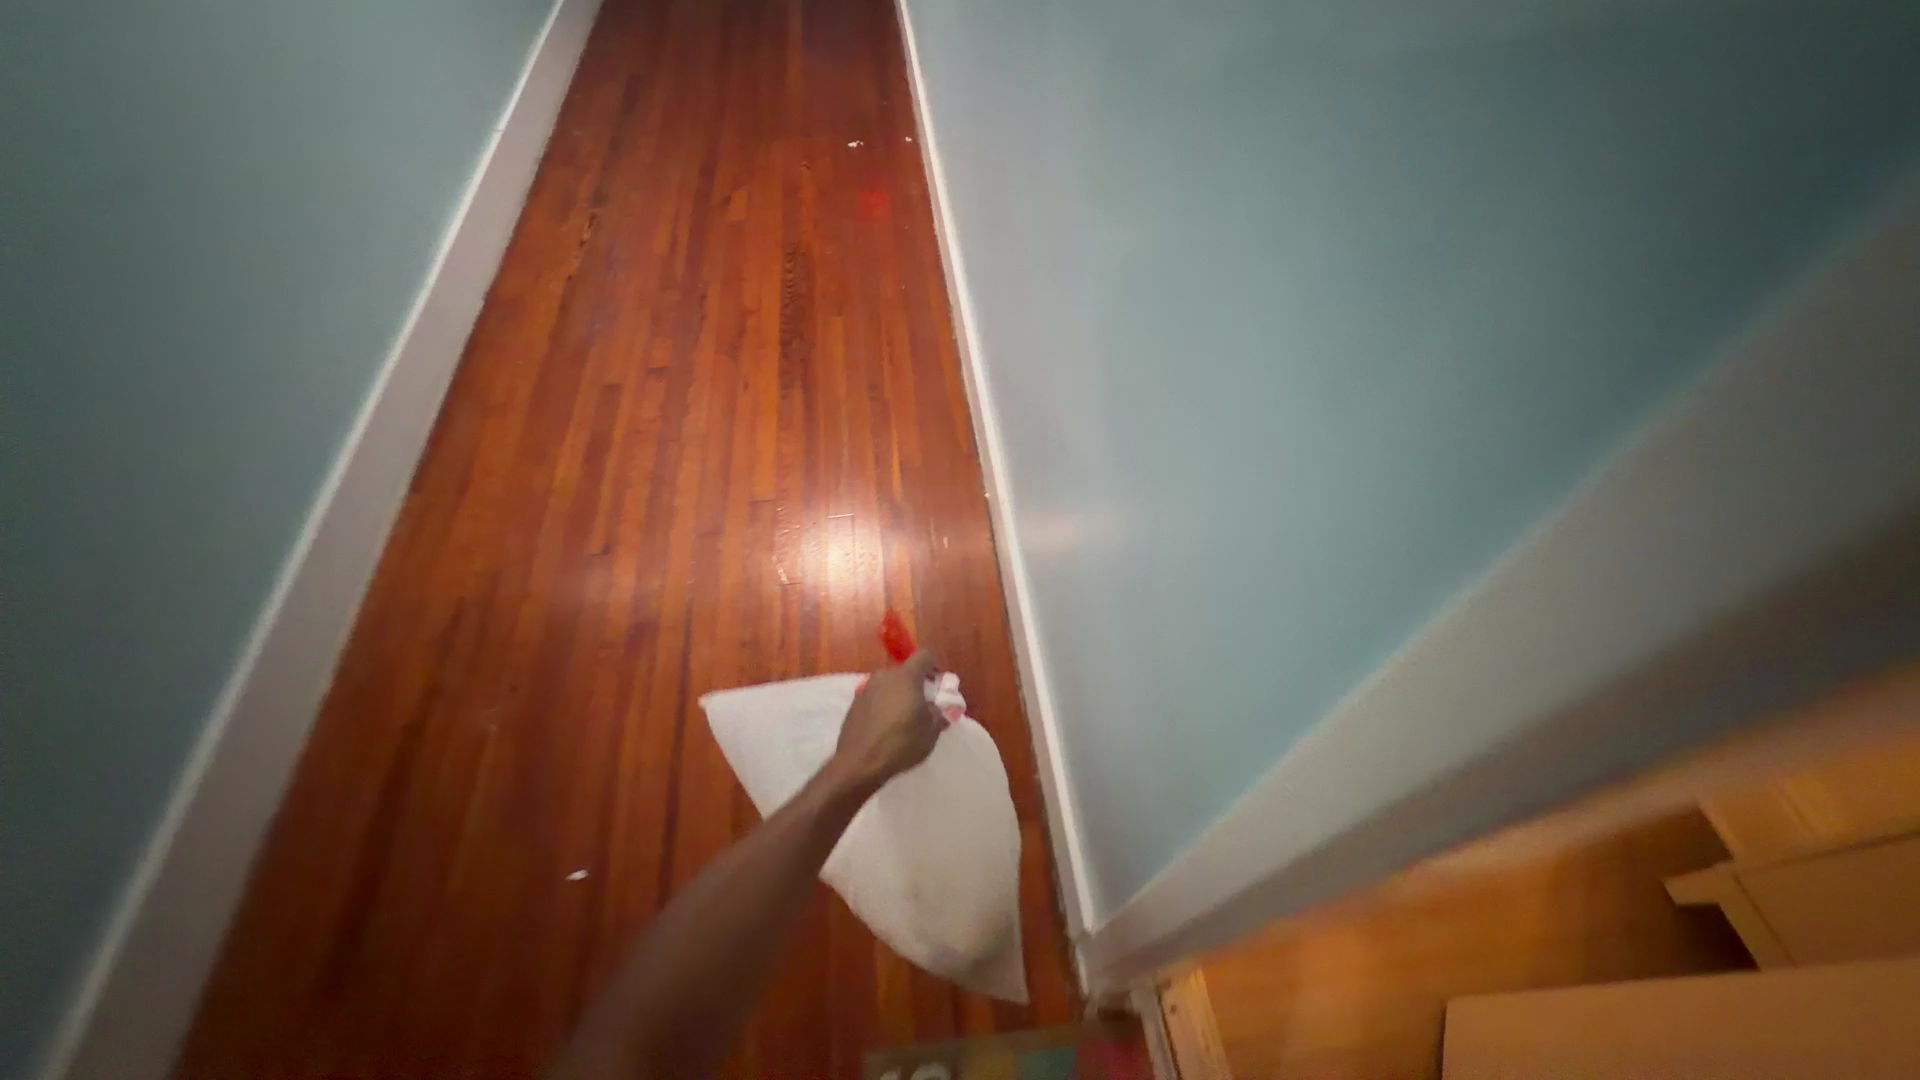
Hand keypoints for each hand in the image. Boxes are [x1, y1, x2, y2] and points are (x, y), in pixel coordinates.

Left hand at [826, 650, 944, 793]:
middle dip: (917, 685)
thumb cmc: (901, 744)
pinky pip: (876, 697)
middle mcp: (884, 676)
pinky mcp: (854, 703)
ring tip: (904, 720)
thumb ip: (939, 714)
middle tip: (923, 707)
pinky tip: (885, 727)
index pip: (925, 655)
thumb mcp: (931, 732)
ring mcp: (866, 688)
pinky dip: (884, 705)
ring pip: (889, 685)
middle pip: (906, 671)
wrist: (859, 763)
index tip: (938, 686)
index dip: (935, 667)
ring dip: (899, 695)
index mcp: (906, 676)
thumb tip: (939, 708)